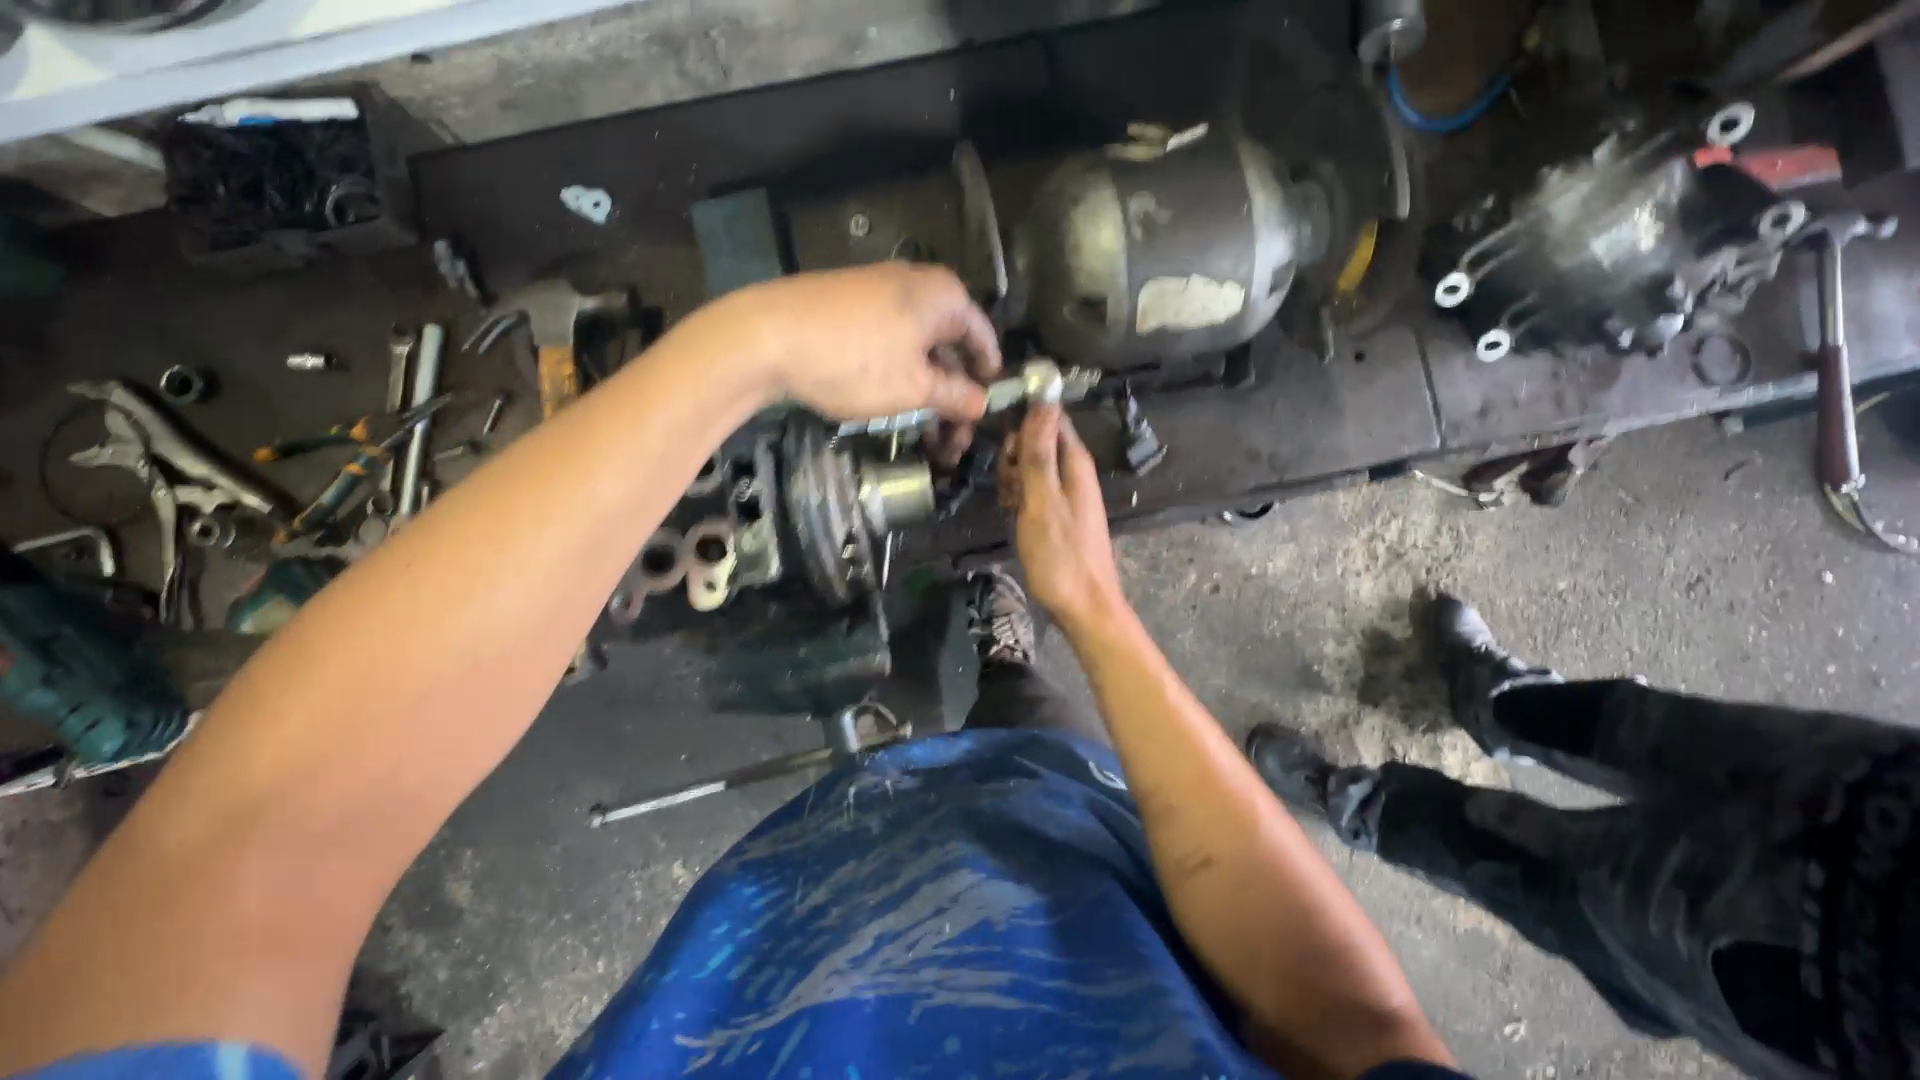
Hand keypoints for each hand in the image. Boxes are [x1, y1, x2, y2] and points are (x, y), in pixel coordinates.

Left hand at [703, 264, 1001, 459]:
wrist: (766, 337)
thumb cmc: (855, 361)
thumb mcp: (914, 388)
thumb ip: (954, 396)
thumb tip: (981, 403)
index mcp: (943, 295)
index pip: (983, 336)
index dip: (988, 378)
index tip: (985, 413)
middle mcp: (915, 284)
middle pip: (947, 345)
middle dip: (952, 396)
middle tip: (950, 443)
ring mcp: (877, 292)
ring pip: (915, 348)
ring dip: (924, 393)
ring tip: (921, 436)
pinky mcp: (847, 307)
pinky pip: (887, 342)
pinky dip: (897, 374)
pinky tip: (889, 406)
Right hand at [1001, 405, 1124, 631]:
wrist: (1082, 606)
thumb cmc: (1061, 555)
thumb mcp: (1042, 500)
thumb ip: (1039, 452)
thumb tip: (1043, 400)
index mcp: (1074, 461)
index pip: (1048, 416)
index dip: (1021, 421)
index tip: (1003, 444)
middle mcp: (1073, 471)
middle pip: (1034, 441)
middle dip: (1013, 457)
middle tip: (1010, 486)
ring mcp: (1065, 493)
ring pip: (1029, 468)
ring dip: (1012, 481)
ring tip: (1012, 506)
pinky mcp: (1056, 513)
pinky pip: (1031, 492)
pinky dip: (1018, 500)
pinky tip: (1014, 517)